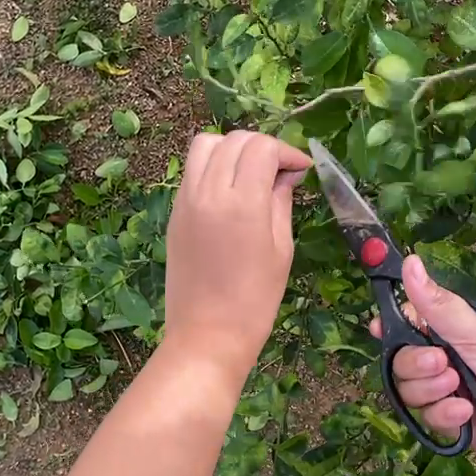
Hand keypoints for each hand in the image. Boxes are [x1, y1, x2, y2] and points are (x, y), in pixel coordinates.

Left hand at [163, 131, 310, 365]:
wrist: (207, 335)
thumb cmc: (254, 300)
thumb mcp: (280, 250)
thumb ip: (280, 202)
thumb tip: (286, 174)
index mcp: (242, 203)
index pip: (262, 148)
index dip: (287, 152)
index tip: (301, 170)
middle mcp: (209, 192)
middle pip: (235, 139)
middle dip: (263, 146)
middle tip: (281, 171)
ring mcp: (186, 200)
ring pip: (206, 144)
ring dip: (233, 148)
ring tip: (251, 173)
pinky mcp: (175, 212)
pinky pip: (193, 170)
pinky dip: (213, 165)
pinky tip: (231, 190)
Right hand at [376, 255, 475, 474]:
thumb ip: (438, 305)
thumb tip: (408, 261)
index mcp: (450, 330)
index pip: (406, 323)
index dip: (389, 327)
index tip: (377, 329)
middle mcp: (444, 359)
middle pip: (401, 361)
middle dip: (415, 364)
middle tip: (440, 363)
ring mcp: (446, 392)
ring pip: (410, 391)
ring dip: (429, 390)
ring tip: (458, 389)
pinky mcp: (452, 424)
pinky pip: (427, 419)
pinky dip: (444, 415)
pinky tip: (466, 414)